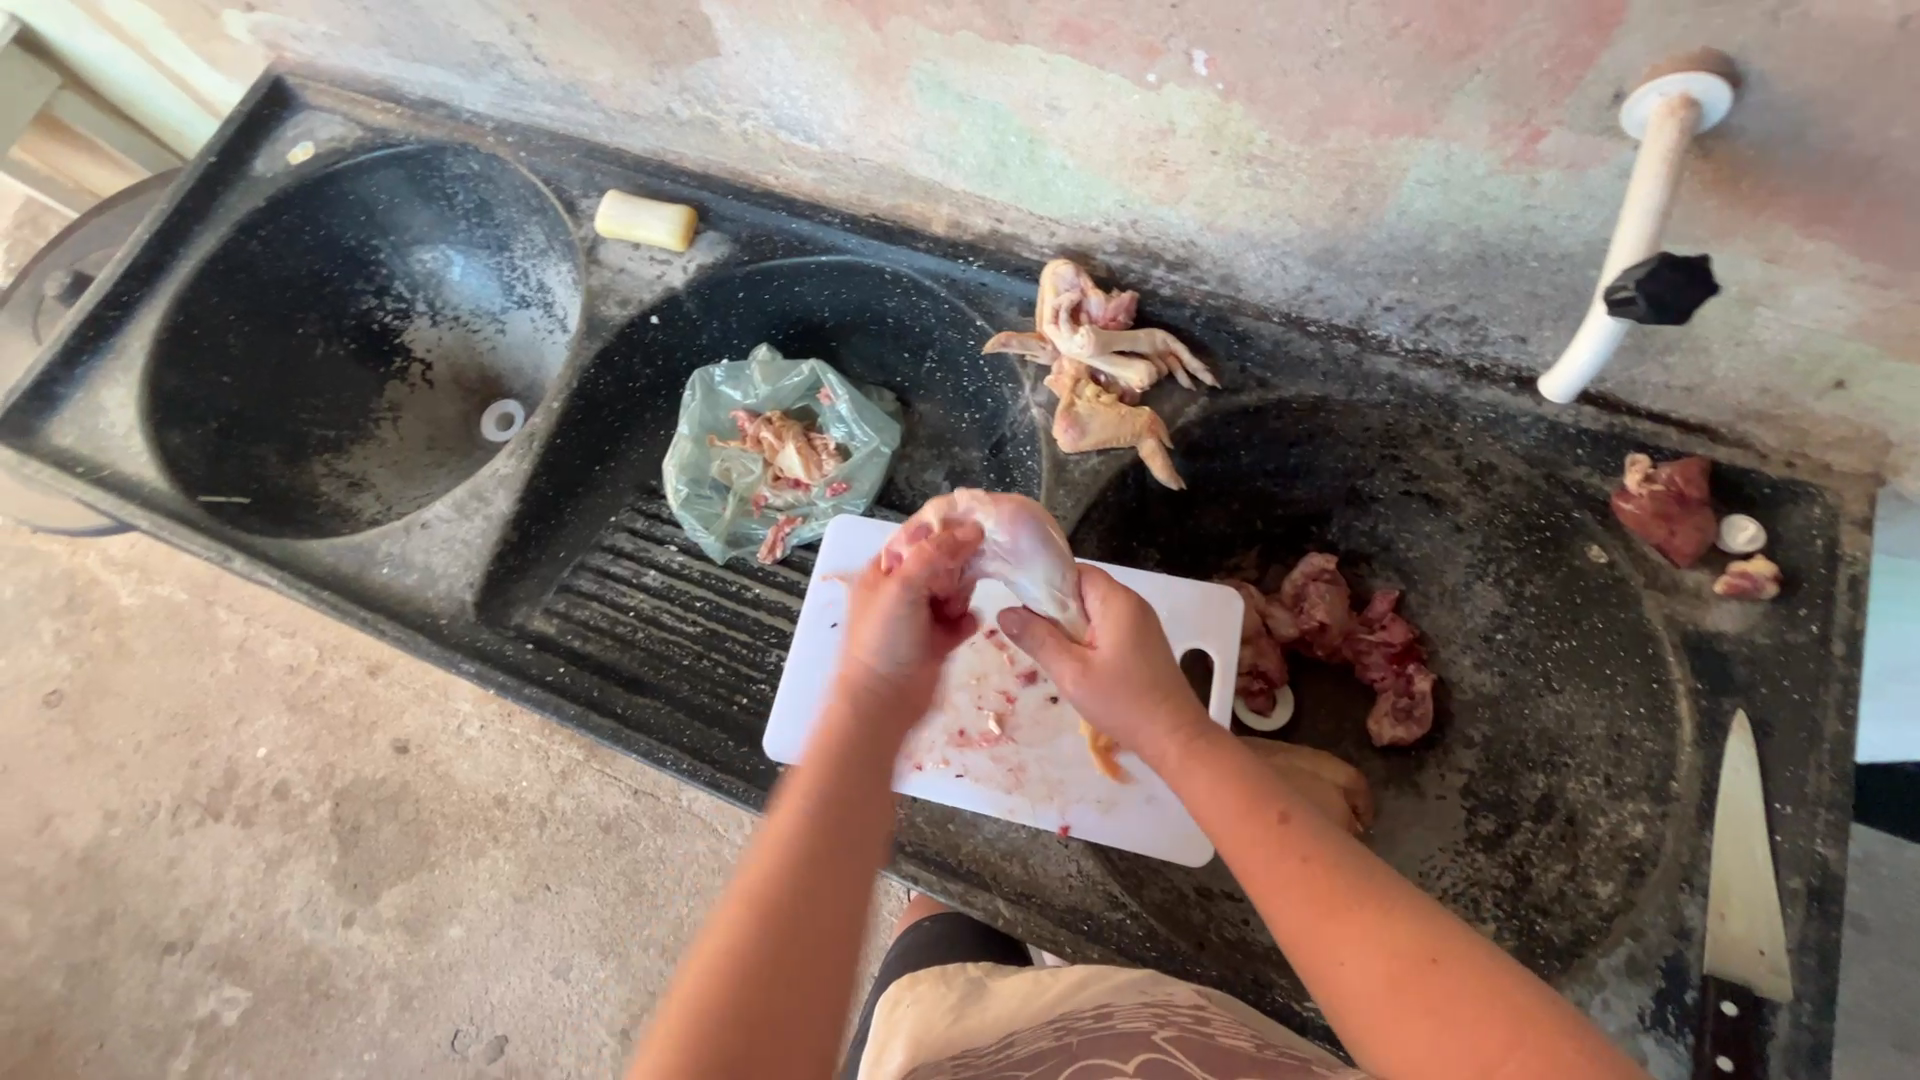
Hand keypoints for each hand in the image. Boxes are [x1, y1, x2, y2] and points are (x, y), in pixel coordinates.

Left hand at [830, 520, 983, 733]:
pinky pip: (962, 619)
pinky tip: (963, 627)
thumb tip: (972, 529)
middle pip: (942, 561)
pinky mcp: (937, 640)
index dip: (946, 529)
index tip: (978, 525)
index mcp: (884, 570)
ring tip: (954, 609)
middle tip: (963, 575)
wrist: (882, 704)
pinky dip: (966, 620)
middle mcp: (901, 589)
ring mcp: (919, 615)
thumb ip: (935, 552)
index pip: (918, 536)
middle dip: (957, 566)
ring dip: (961, 595)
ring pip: (955, 588)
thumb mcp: (903, 586)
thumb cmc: (884, 640)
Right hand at [997, 565, 1214, 761]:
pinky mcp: (1142, 642)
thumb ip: (1038, 639)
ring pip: (1092, 611)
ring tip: (1053, 654)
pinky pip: (1105, 627)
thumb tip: (1005, 612)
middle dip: (1055, 610)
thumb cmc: (1124, 703)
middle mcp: (1131, 603)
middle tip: (1034, 637)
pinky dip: (1086, 639)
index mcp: (1117, 601)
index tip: (1024, 608)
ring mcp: (1140, 623)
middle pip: (1082, 590)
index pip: (1074, 571)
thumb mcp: (1072, 673)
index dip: (1046, 584)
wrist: (1175, 738)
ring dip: (1069, 627)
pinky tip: (1077, 665)